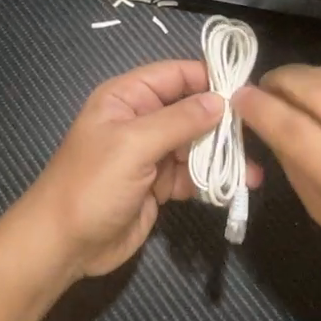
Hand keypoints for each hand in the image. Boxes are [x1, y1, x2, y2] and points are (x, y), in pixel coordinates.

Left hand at [12, 60, 263, 279]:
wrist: (63, 245)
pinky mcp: (157, 185)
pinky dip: (213, 180)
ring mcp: (150, 154)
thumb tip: (221, 100)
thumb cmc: (91, 185)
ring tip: (254, 169)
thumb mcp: (133, 145)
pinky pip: (191, 174)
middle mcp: (140, 120)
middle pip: (190, 110)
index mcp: (127, 97)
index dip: (209, 78)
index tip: (246, 89)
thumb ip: (178, 120)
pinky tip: (239, 186)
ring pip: (195, 145)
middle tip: (258, 134)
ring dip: (222, 155)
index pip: (175, 75)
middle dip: (222, 122)